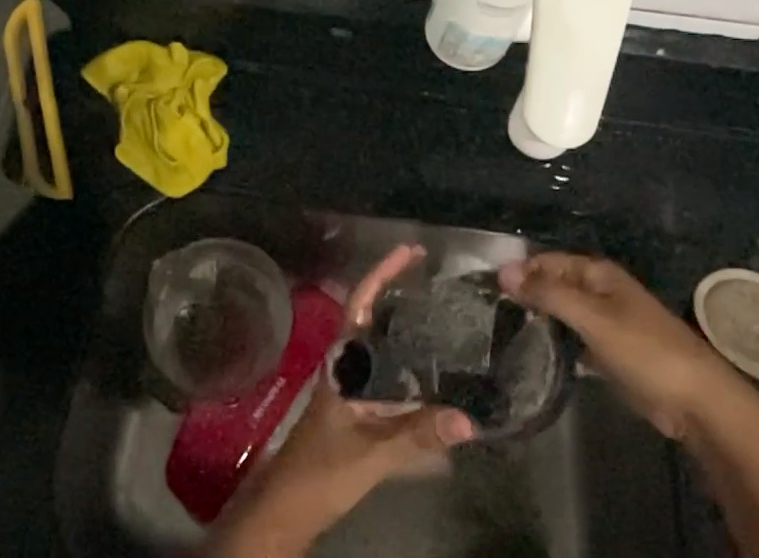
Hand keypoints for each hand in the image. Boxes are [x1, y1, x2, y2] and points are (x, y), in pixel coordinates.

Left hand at [209, 246, 475, 555]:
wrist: (289, 508)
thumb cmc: (320, 471)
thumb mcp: (371, 452)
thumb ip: (417, 434)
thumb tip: (469, 419)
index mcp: (341, 362)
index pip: (360, 303)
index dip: (383, 273)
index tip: (411, 251)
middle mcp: (346, 366)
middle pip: (374, 317)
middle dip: (401, 294)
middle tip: (441, 282)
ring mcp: (352, 387)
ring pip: (382, 345)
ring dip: (408, 328)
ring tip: (448, 316)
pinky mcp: (359, 409)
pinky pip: (389, 374)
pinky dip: (412, 364)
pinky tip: (437, 371)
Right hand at [499, 252, 748, 440]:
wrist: (696, 401)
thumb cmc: (645, 350)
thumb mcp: (592, 317)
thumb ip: (548, 294)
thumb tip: (503, 271)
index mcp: (598, 274)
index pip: (547, 261)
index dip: (519, 270)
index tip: (483, 287)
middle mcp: (600, 292)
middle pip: (553, 285)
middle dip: (524, 294)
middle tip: (486, 311)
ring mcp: (605, 323)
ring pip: (562, 312)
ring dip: (538, 318)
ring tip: (499, 330)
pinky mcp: (608, 352)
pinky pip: (572, 338)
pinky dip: (554, 341)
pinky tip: (531, 352)